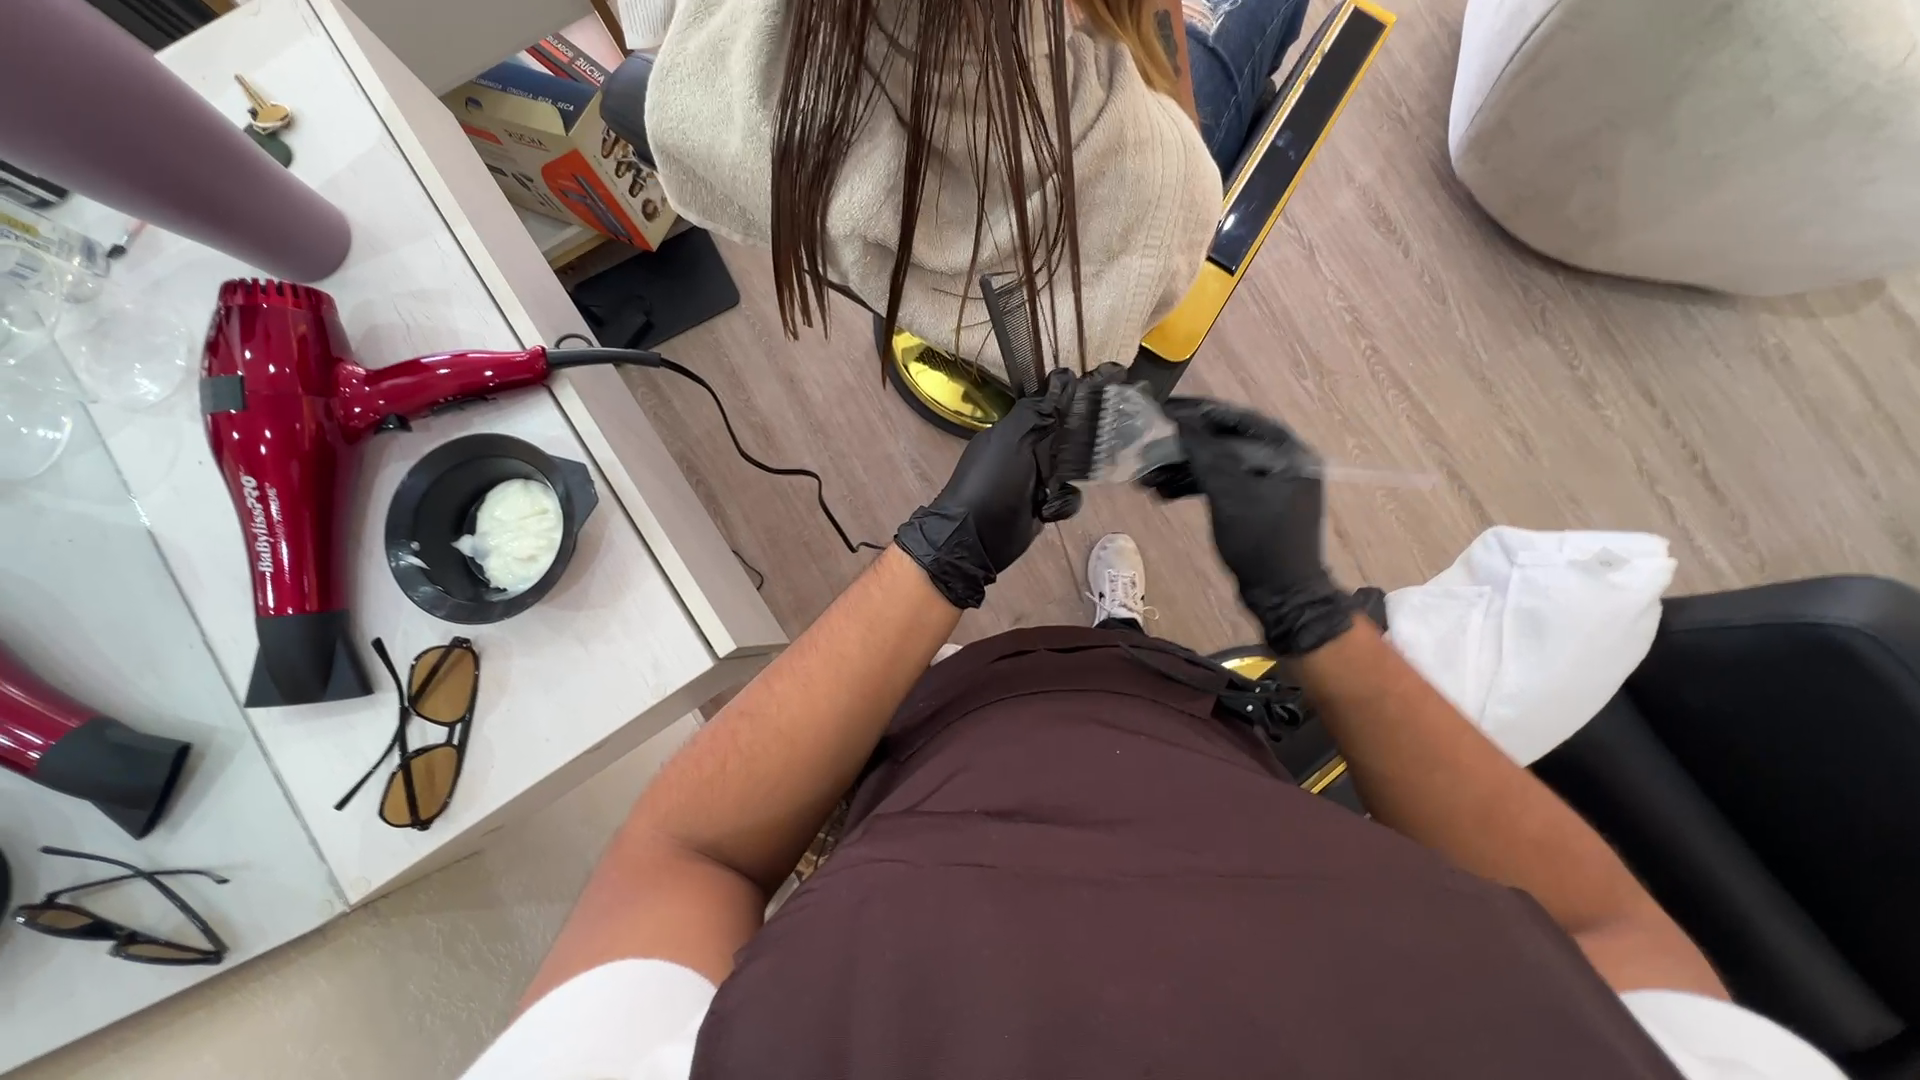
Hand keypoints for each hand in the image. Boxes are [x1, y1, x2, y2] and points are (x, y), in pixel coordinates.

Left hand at [895, 369, 1074, 607]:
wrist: (976, 538)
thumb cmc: (991, 482)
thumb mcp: (1012, 440)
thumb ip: (1038, 411)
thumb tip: (1063, 378)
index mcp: (1015, 430)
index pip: (1051, 407)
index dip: (1075, 402)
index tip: (1103, 396)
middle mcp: (1026, 451)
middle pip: (1067, 440)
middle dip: (1078, 450)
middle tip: (1075, 458)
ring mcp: (1034, 480)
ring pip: (1072, 472)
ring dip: (1066, 485)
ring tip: (1048, 493)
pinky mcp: (1041, 506)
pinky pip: (1066, 498)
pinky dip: (1060, 506)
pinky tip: (1045, 511)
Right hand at [1141, 398, 1354, 654]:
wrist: (1282, 595)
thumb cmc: (1260, 542)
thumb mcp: (1228, 494)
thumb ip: (1205, 453)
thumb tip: (1179, 421)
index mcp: (1288, 451)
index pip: (1238, 419)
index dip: (1199, 413)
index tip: (1164, 409)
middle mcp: (1283, 462)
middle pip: (1225, 442)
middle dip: (1185, 447)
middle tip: (1151, 445)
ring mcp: (1270, 485)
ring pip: (1219, 465)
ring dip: (1184, 469)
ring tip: (1148, 477)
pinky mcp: (1256, 505)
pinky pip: (1222, 485)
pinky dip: (1195, 487)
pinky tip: (1164, 493)